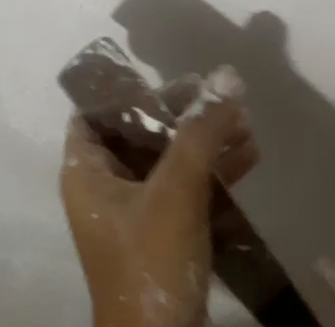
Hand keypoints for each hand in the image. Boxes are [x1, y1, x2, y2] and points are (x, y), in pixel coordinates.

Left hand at [60, 68, 257, 326]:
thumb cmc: (151, 260)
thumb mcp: (176, 190)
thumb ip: (200, 132)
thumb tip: (227, 76)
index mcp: (85, 171)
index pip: (96, 110)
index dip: (129, 89)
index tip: (169, 76)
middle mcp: (102, 189)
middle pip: (138, 133)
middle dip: (181, 114)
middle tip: (219, 94)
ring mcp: (131, 216)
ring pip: (166, 162)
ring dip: (203, 142)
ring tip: (244, 121)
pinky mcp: (160, 240)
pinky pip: (183, 193)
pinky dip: (211, 174)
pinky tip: (249, 156)